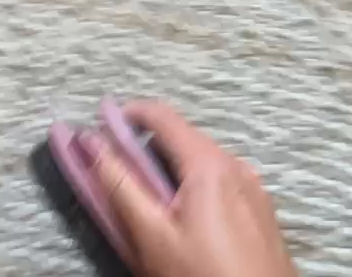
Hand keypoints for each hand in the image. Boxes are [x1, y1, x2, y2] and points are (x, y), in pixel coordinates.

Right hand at [88, 101, 298, 276]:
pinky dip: (195, 187)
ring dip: (171, 171)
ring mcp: (254, 189)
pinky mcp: (262, 213)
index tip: (102, 131)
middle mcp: (235, 165)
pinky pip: (220, 181)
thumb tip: (89, 140)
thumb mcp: (152, 236)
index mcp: (209, 163)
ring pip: (200, 160)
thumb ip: (117, 182)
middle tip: (124, 180)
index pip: (160, 114)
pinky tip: (187, 226)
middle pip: (181, 136)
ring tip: (153, 209)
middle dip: (147, 150)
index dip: (126, 115)